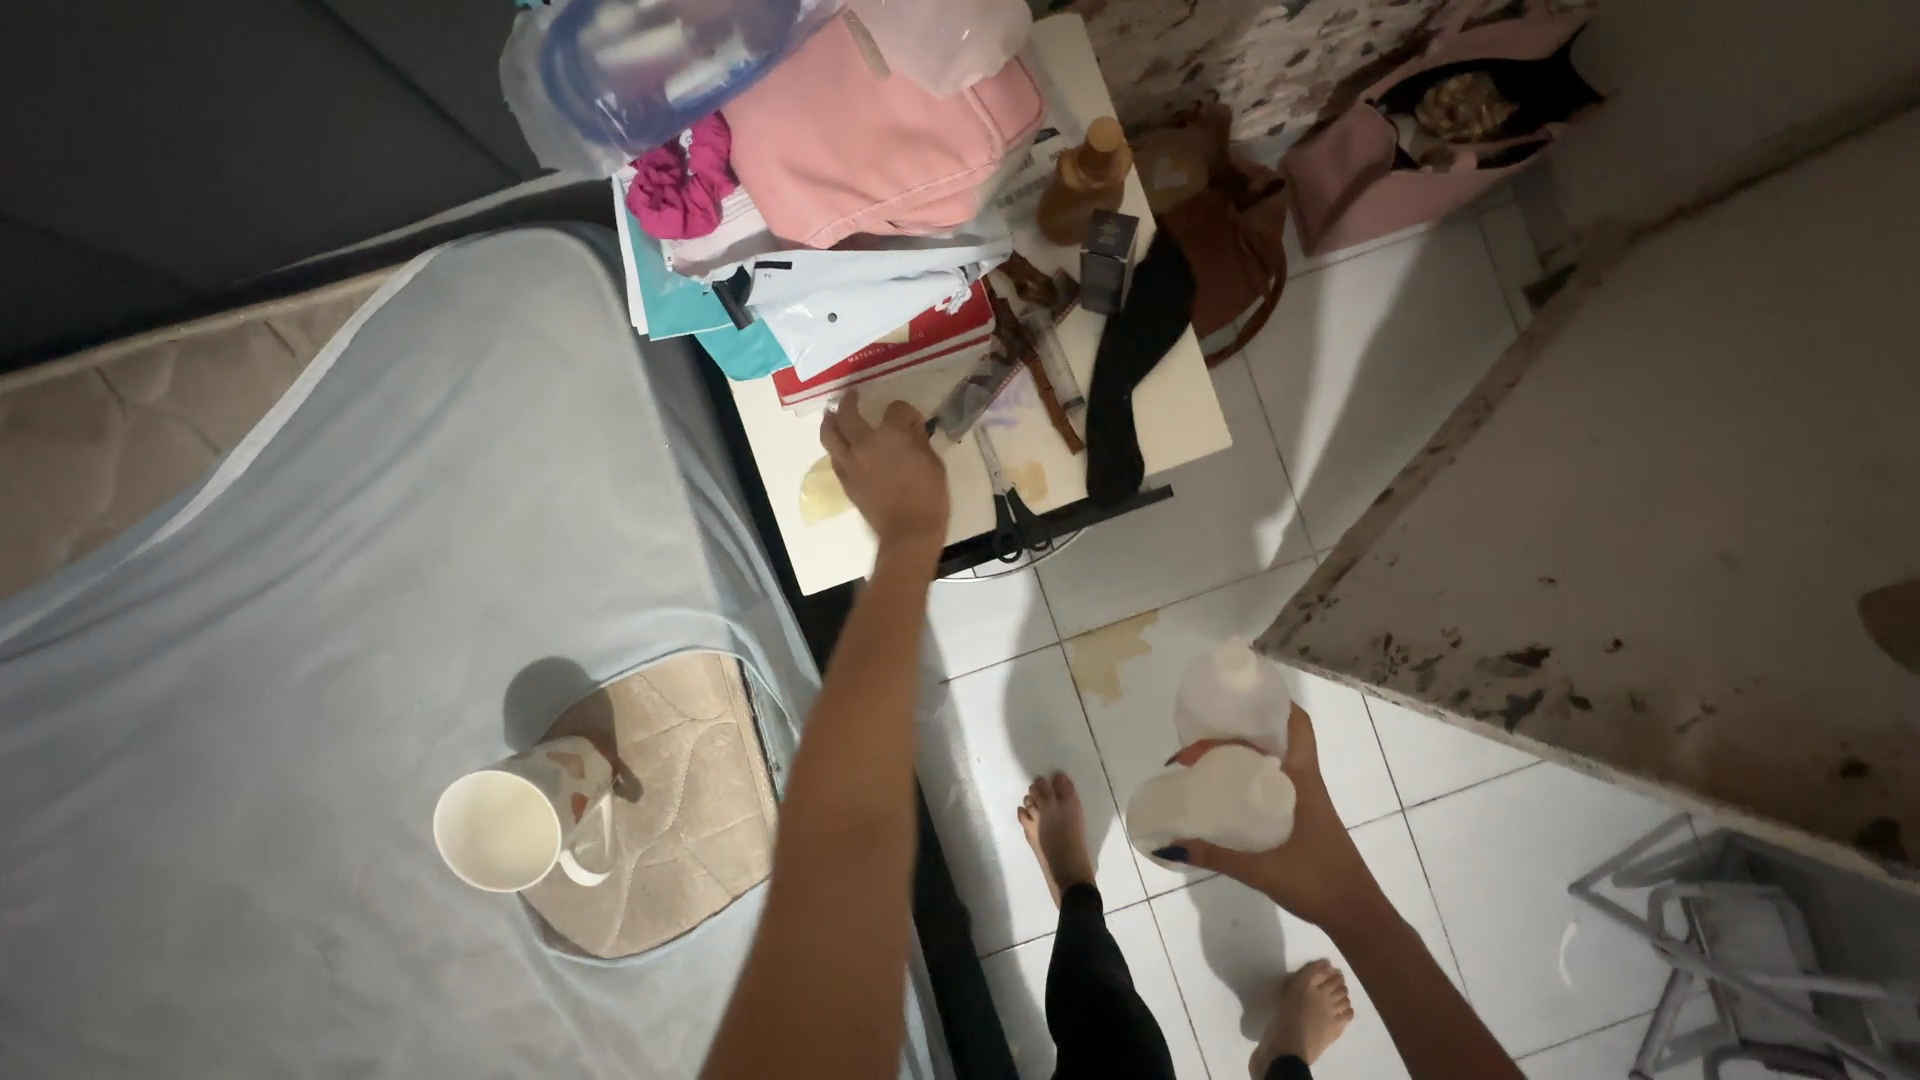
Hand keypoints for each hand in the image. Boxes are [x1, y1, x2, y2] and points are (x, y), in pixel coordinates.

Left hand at [820, 389, 948, 550]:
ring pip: (830, 433)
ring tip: (832, 414)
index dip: (905, 412)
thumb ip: (918, 440)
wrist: (908, 531)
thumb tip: (910, 429)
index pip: (895, 408)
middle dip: (850, 400)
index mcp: (891, 434)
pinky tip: (841, 445)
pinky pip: (834, 456)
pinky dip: (836, 446)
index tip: (911, 419)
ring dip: (831, 420)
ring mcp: (850, 462)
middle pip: (848, 412)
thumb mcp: (934, 463)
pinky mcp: (845, 479)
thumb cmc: (929, 497)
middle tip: (852, 395)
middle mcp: (864, 443)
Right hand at [1169, 705, 1392, 935]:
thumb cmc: (1318, 883)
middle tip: (1204, 733)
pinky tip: (1226, 792)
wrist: (1358, 917)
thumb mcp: (1262, 871)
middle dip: (1243, 729)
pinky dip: (1251, 778)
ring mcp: (1307, 801)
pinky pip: (1274, 784)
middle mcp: (1306, 783)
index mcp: (1303, 781)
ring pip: (1275, 762)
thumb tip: (1169, 844)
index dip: (1273, 704)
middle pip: (1278, 739)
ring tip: (1206, 758)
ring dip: (1246, 754)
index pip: (1296, 727)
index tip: (1235, 700)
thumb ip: (1215, 855)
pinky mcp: (1303, 819)